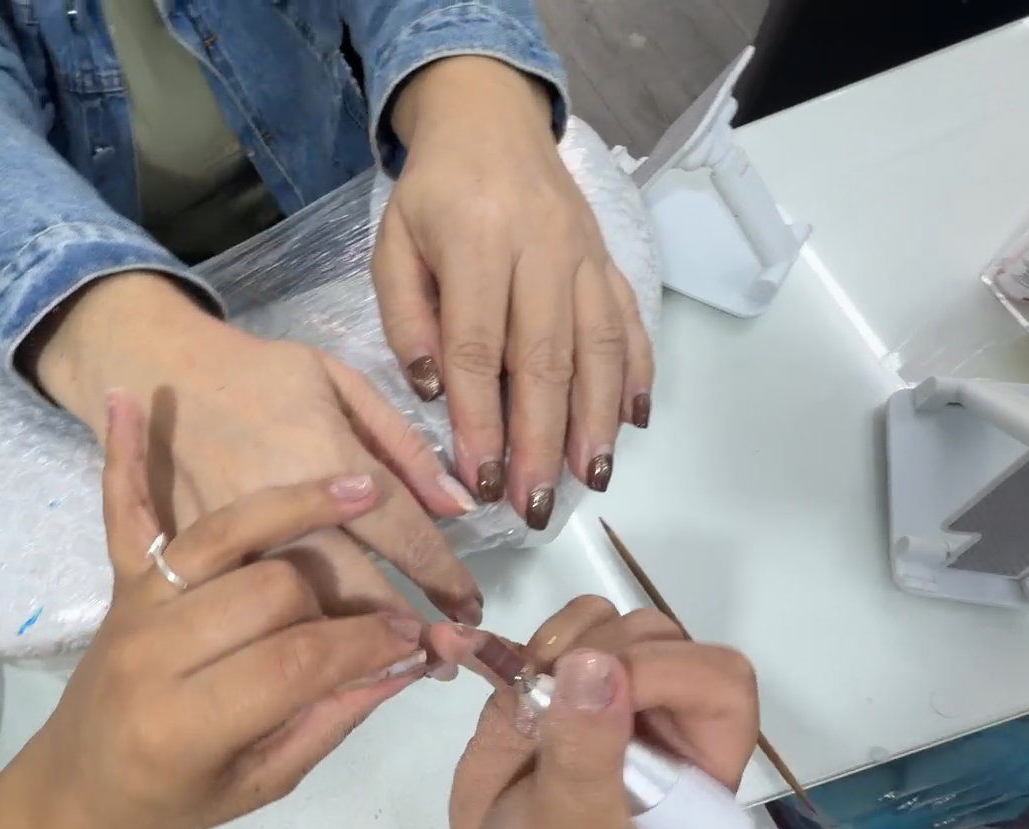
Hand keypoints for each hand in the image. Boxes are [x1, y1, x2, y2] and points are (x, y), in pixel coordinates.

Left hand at [0, 392, 432, 828]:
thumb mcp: (260, 784)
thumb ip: (330, 720)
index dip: (373, 646)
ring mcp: (135, 602)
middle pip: (275, 589)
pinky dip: (122, 453)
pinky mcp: (120, 576)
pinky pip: (121, 507)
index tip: (426, 640)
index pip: (303, 660)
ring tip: (363, 485)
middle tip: (394, 608)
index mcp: (189, 719)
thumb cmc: (173, 797)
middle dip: (348, 596)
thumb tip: (409, 666)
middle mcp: (156, 650)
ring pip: (229, 534)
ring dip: (297, 504)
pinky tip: (128, 398)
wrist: (77, 781)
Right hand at [35, 272, 482, 623]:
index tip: (470, 607)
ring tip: (391, 667)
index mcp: (320, 454)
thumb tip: (459, 504)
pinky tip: (316, 660)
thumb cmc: (258, 373)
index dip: (442, 574)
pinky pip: (243, 615)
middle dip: (402, 629)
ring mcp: (227, 540)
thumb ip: (399, 444)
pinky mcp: (189, 562)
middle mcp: (276, 507)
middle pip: (352, 586)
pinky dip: (283, 639)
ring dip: (349, 647)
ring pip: (295, 613)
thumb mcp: (337, 382)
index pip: (400, 530)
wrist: (156, 372)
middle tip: (441, 657)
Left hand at [377, 57, 654, 526]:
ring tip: (592, 479)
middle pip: (546, 360)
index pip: (480, 350)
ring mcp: (584, 256)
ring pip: (599, 347)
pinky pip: (629, 319)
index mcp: (476, 245)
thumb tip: (435, 390)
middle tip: (534, 505)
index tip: (481, 480)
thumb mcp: (392, 249)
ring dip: (597, 420)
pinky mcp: (607, 260)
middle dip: (542, 441)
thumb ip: (407, 318)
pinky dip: (636, 372)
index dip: (482, 421)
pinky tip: (634, 421)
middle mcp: (541, 251)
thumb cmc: (430, 198)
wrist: (490, 124)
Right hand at [432, 598, 757, 828]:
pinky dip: (502, 638)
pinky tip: (466, 651)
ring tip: (517, 693)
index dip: (658, 671)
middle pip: (652, 635)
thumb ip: (585, 754)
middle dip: (593, 655)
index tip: (590, 700)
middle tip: (541, 702)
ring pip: (599, 621)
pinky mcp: (547, 680)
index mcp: (694, 754)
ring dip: (552, 642)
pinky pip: (541, 633)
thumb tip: (593, 665)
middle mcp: (656, 712)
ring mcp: (598, 690)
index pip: (713, 678)